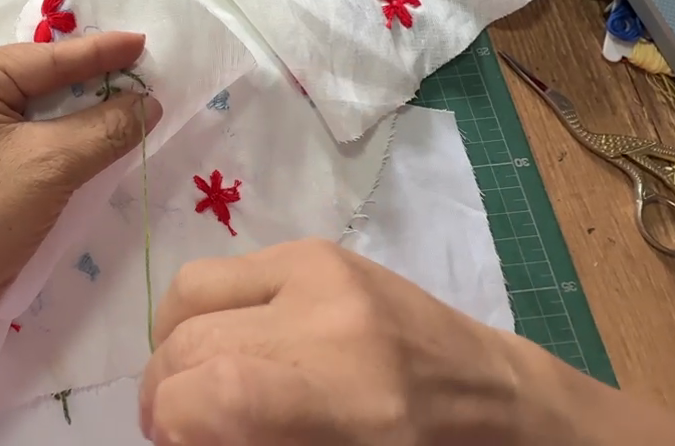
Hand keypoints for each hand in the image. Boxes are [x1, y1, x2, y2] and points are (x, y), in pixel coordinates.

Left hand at [0, 31, 162, 319]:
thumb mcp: (50, 165)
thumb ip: (105, 127)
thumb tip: (149, 102)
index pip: (44, 58)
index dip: (98, 51)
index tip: (144, 40)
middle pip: (39, 76)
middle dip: (91, 75)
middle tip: (143, 67)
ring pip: (37, 104)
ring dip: (82, 104)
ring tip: (129, 92)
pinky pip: (30, 129)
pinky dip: (65, 129)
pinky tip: (97, 124)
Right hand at [139, 240, 529, 445]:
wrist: (513, 408)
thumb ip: (259, 444)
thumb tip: (184, 434)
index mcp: (355, 397)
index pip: (221, 389)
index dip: (173, 422)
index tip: (171, 444)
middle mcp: (329, 315)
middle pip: (194, 340)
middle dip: (161, 391)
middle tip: (165, 428)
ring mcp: (318, 267)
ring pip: (192, 289)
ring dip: (168, 342)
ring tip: (179, 383)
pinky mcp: (312, 248)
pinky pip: (223, 272)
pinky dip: (199, 312)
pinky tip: (212, 344)